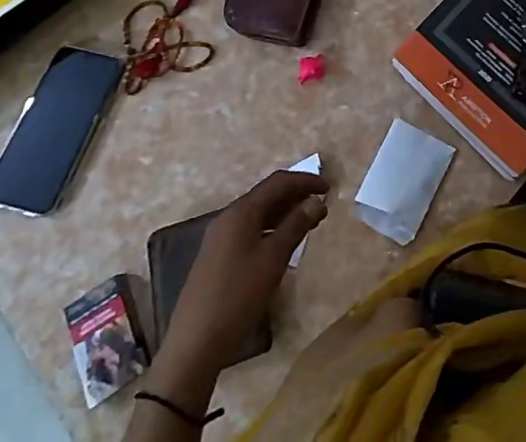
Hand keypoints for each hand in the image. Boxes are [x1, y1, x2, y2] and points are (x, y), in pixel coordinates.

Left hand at [149, 171, 328, 391]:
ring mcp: (221, 237)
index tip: (330, 188)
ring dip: (285, 213)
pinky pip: (251, 230)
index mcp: (241, 212)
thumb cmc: (238, 296)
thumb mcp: (273, 259)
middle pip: (267, 195)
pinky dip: (272, 229)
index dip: (305, 181)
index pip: (278, 182)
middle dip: (296, 196)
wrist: (195, 344)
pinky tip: (284, 243)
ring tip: (310, 223)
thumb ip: (296, 225)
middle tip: (323, 207)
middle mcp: (228, 217)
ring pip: (259, 214)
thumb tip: (316, 201)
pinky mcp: (218, 256)